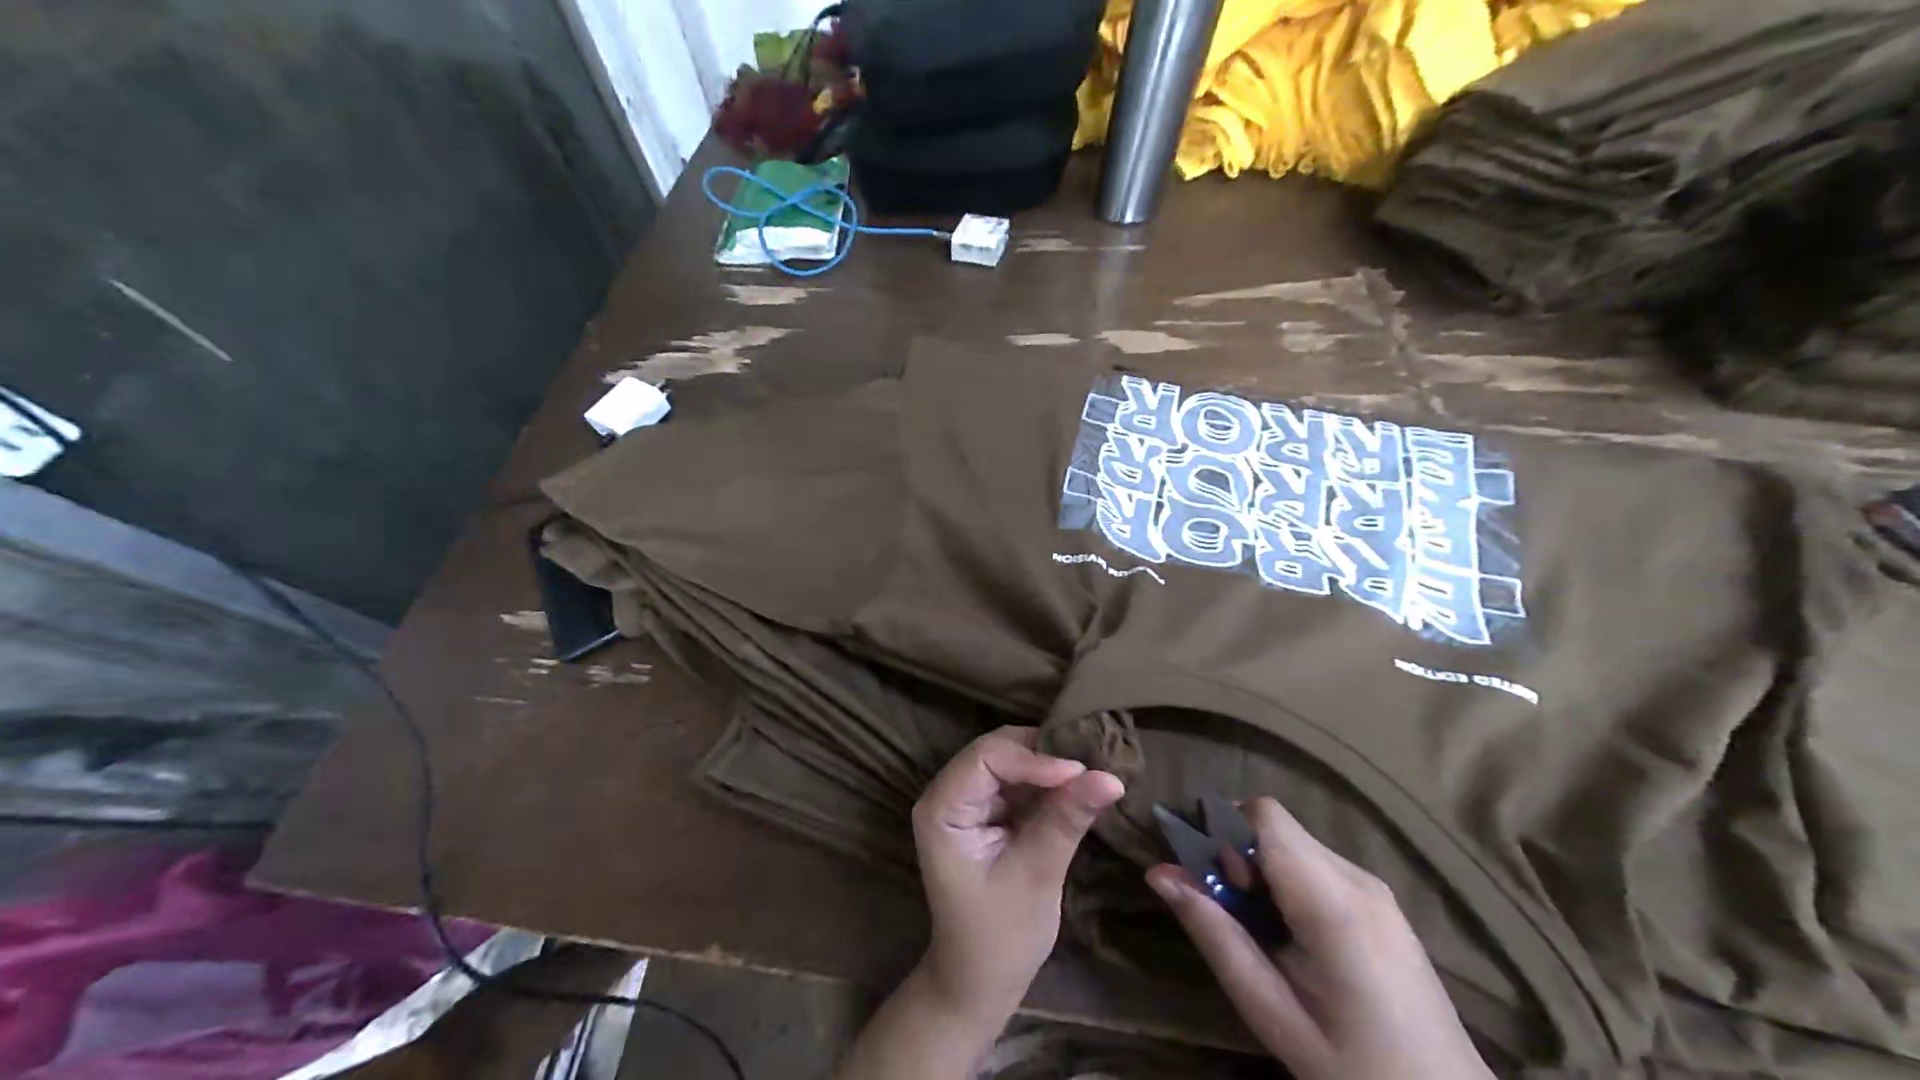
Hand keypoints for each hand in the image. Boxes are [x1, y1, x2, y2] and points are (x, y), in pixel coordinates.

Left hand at [911, 726, 1125, 1019]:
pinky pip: (1021, 781)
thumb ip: (1066, 821)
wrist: (980, 980)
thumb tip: (1110, 777)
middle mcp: (948, 795)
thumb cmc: (999, 937)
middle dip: (1044, 754)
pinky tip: (1079, 788)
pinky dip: (1050, 782)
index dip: (1033, 758)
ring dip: (1051, 765)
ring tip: (1093, 773)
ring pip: (1012, 760)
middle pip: (997, 751)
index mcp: (941, 809)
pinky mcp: (989, 811)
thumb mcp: (1036, 876)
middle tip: (1093, 766)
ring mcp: (968, 801)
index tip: (1079, 772)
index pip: (985, 758)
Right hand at [1147, 797, 1493, 1079]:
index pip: (1264, 816)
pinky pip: (1317, 863)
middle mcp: (1358, 878)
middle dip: (1238, 853)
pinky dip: (1287, 880)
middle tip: (1230, 913)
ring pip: (1295, 843)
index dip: (1225, 833)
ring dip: (1261, 869)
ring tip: (1261, 932)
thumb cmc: (1353, 1068)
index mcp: (1333, 902)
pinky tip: (1292, 937)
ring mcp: (1376, 888)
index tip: (1216, 885)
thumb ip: (1215, 934)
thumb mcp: (1270, 1010)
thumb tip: (1159, 873)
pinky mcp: (1383, 902)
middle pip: (1277, 828)